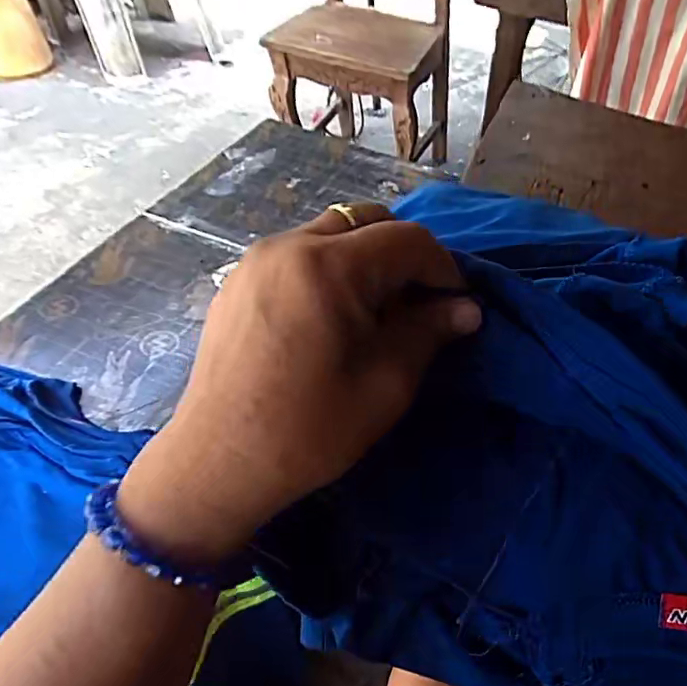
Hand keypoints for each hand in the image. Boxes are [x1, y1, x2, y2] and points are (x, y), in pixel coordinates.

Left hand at [119, 204, 480, 561]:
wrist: (221, 463)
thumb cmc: (311, 430)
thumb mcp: (386, 384)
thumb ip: (429, 333)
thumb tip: (466, 309)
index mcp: (327, 267)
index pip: (406, 239)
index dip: (444, 268)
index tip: (457, 306)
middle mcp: (287, 246)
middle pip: (366, 222)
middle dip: (404, 256)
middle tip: (418, 306)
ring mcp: (255, 261)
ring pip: (330, 235)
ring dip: (366, 262)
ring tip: (376, 316)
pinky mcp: (238, 282)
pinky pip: (298, 256)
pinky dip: (330, 272)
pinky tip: (332, 321)